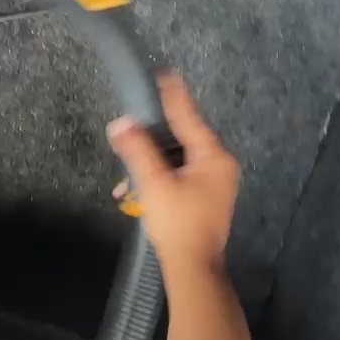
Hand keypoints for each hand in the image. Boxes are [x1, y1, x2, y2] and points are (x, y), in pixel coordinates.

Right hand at [106, 71, 240, 274]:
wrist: (193, 268)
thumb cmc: (177, 223)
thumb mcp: (153, 183)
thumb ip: (137, 150)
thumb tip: (121, 123)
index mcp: (213, 156)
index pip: (188, 116)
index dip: (172, 94)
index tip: (164, 71)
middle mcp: (219, 164)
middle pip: (180, 138)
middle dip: (150, 141)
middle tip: (129, 132)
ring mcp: (214, 181)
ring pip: (176, 159)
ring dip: (149, 165)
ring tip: (126, 179)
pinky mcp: (205, 196)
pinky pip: (178, 175)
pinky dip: (158, 178)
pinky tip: (136, 192)